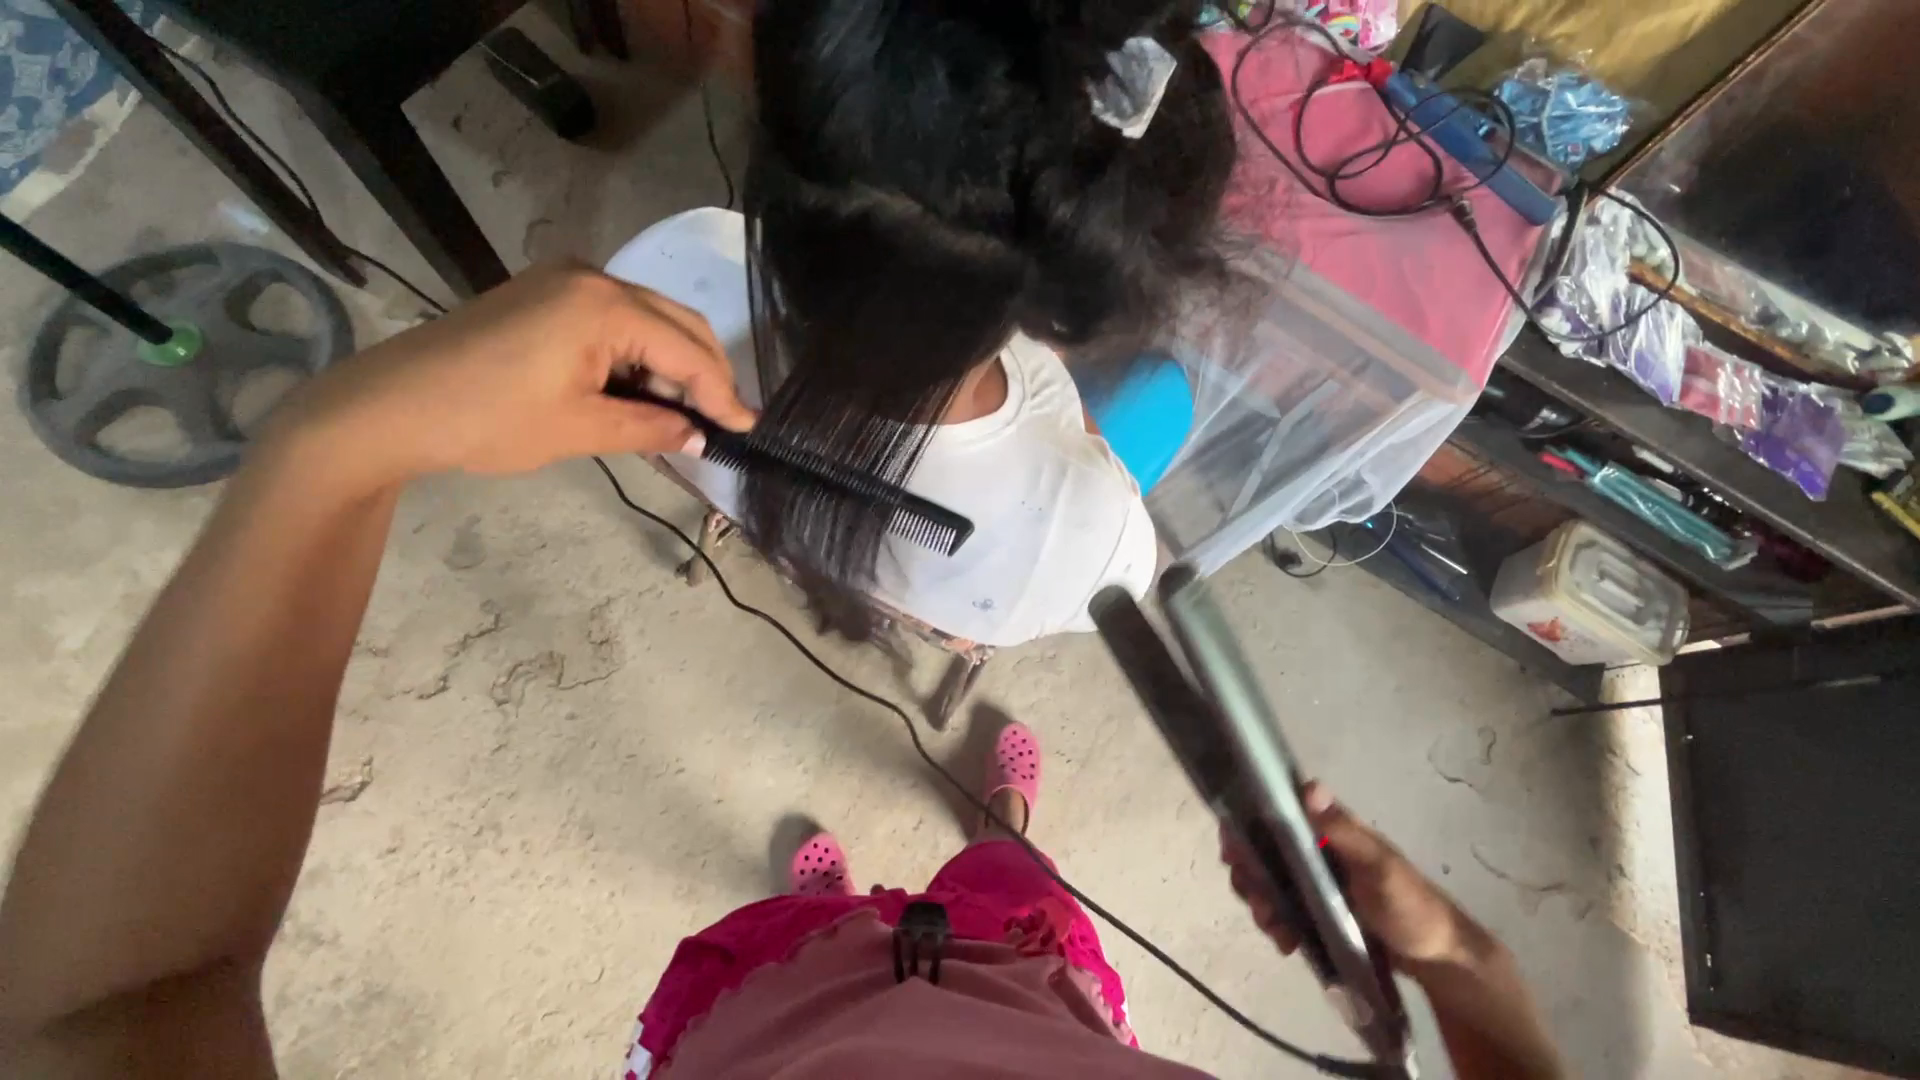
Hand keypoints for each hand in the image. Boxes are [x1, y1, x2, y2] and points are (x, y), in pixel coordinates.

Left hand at [269, 261, 753, 490]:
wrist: (388, 406)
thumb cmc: (487, 420)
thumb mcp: (580, 430)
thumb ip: (651, 428)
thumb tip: (700, 436)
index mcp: (604, 306)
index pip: (688, 351)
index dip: (722, 394)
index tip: (747, 429)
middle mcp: (592, 279)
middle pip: (678, 324)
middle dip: (707, 373)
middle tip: (723, 421)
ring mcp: (566, 281)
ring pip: (651, 320)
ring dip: (674, 365)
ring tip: (684, 414)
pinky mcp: (547, 295)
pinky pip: (618, 321)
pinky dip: (640, 356)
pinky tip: (642, 391)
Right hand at [1222, 783, 1476, 970]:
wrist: (1442, 959)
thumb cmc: (1412, 905)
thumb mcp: (1380, 867)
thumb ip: (1343, 831)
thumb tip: (1309, 787)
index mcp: (1328, 829)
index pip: (1275, 812)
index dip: (1245, 825)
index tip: (1232, 850)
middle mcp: (1316, 849)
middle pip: (1262, 850)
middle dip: (1250, 875)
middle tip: (1256, 902)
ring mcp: (1316, 881)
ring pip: (1269, 882)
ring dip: (1261, 903)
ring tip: (1274, 929)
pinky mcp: (1318, 910)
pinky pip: (1284, 911)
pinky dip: (1278, 925)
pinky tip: (1286, 943)